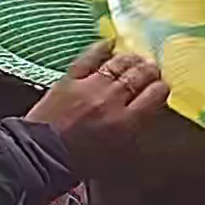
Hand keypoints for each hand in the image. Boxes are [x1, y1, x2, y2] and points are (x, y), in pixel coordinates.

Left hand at [26, 40, 170, 173]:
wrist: (41, 155)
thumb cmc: (82, 160)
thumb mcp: (119, 152)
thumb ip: (137, 128)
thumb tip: (149, 108)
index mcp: (127, 122)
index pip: (156, 94)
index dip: (163, 87)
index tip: (162, 87)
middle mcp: (112, 101)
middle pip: (141, 75)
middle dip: (151, 70)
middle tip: (153, 70)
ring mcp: (91, 86)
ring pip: (120, 63)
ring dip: (133, 59)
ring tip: (137, 59)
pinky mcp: (70, 78)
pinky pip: (91, 56)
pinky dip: (103, 48)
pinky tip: (111, 44)